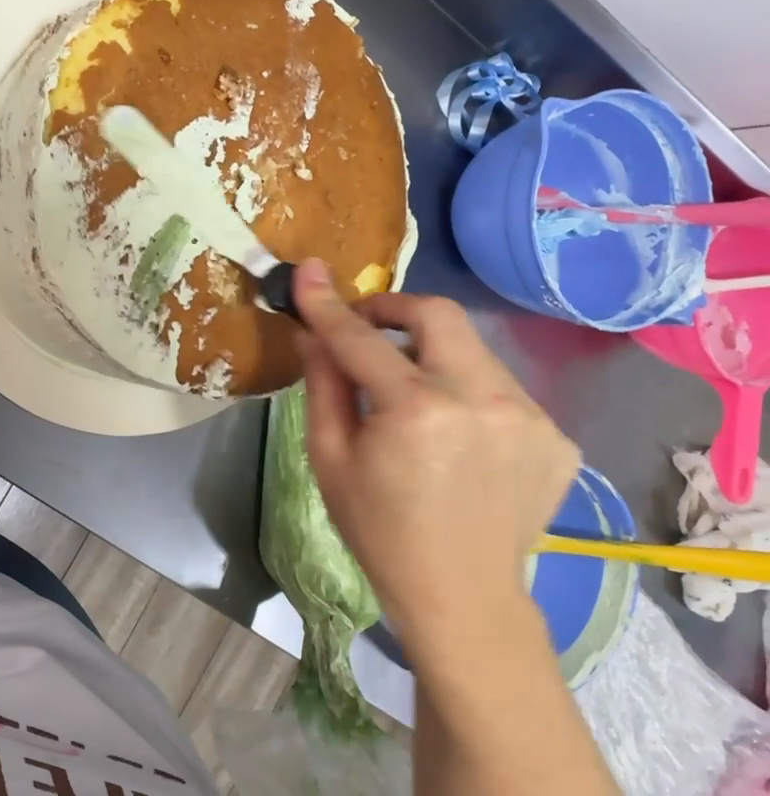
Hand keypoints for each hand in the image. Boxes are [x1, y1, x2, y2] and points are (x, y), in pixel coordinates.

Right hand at [292, 261, 578, 652]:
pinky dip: (461, 388)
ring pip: (471, 350)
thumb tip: (311, 330)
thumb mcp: (328, 454)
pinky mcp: (556, 435)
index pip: (362, 337)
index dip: (328, 303)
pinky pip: (498, 386)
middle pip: (440, 315)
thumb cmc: (376, 526)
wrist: (461, 592)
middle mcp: (483, 400)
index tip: (306, 271)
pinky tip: (446, 429)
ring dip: (427, 352)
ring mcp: (531, 417)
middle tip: (363, 325)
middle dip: (394, 308)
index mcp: (416, 411)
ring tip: (403, 389)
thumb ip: (323, 383)